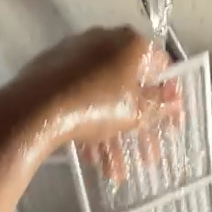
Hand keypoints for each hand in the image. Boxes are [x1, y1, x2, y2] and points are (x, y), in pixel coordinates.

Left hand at [1, 26, 175, 149]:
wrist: (36, 107)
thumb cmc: (96, 106)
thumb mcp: (135, 111)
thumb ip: (159, 103)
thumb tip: (176, 97)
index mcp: (131, 44)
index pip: (161, 67)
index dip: (168, 99)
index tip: (170, 125)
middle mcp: (105, 40)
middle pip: (129, 87)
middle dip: (137, 127)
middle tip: (144, 156)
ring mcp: (76, 52)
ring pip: (103, 97)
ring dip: (112, 136)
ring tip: (113, 171)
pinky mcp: (52, 67)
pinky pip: (80, 96)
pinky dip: (89, 123)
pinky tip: (90, 156)